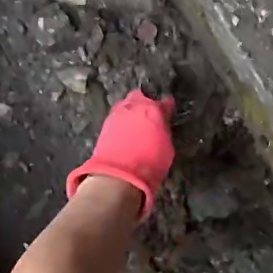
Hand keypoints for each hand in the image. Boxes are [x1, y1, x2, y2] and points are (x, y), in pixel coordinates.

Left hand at [65, 92, 174, 219]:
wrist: (118, 175)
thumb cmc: (150, 163)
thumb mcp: (167, 147)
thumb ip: (163, 130)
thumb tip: (160, 126)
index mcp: (154, 109)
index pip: (165, 102)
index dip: (167, 108)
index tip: (168, 112)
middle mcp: (134, 106)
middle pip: (140, 97)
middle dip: (144, 103)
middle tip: (148, 116)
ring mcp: (117, 113)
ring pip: (125, 104)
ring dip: (130, 111)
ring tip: (134, 123)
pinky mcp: (105, 123)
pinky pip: (116, 115)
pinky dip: (121, 120)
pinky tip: (124, 130)